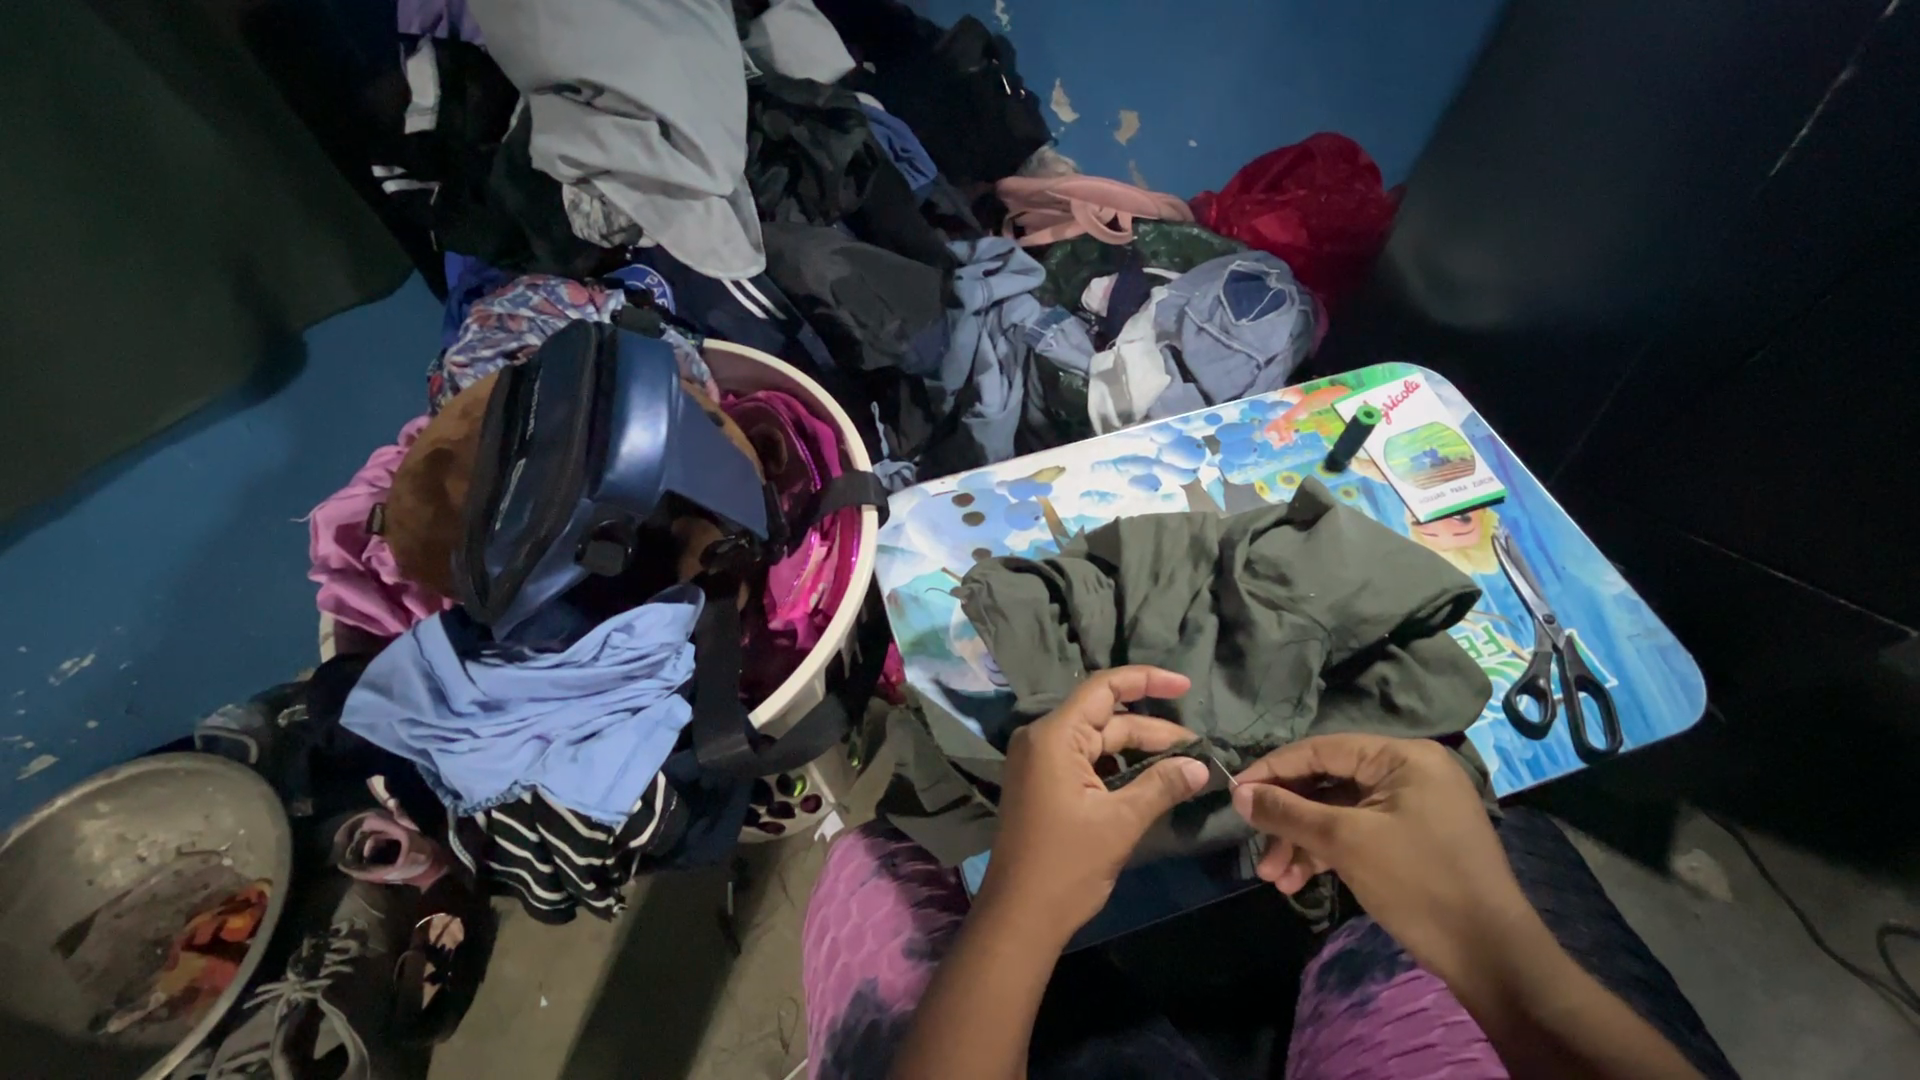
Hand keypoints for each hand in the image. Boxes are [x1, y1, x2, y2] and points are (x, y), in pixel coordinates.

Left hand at [978, 667, 1211, 939]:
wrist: (1020, 914)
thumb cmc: (1067, 865)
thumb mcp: (1120, 822)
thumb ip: (1161, 786)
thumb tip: (1200, 766)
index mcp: (1054, 736)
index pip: (1103, 689)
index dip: (1146, 680)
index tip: (1185, 686)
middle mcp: (1043, 739)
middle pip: (1105, 718)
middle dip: (1152, 730)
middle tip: (1198, 748)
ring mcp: (1040, 761)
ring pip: (1098, 742)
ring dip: (1138, 750)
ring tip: (1183, 763)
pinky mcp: (1044, 783)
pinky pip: (1086, 761)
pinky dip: (1118, 766)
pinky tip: (1151, 778)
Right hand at [1231, 734, 1532, 981]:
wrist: (1493, 959)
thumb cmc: (1419, 883)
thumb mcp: (1345, 842)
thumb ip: (1287, 812)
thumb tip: (1237, 794)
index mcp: (1402, 757)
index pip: (1321, 750)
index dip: (1273, 770)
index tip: (1234, 792)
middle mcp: (1407, 772)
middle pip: (1326, 783)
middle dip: (1287, 819)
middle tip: (1256, 846)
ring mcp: (1410, 807)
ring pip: (1336, 812)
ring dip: (1301, 842)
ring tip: (1273, 878)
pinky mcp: (1408, 839)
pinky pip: (1354, 833)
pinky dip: (1324, 853)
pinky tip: (1296, 881)